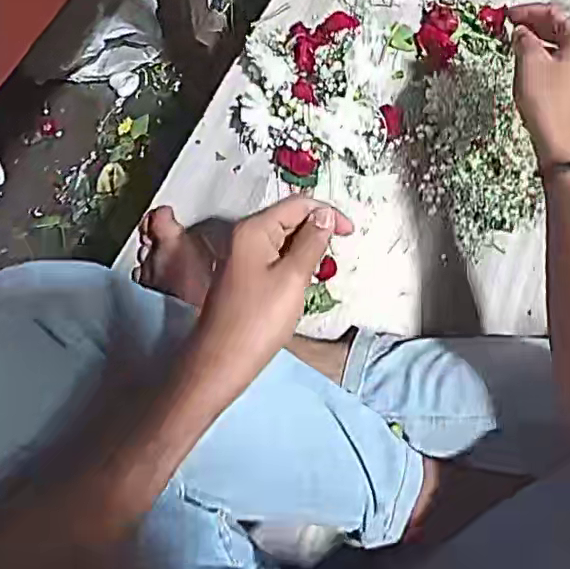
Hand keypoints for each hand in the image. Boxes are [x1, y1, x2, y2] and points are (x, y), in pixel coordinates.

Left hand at [190, 197, 355, 390]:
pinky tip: (303, 280)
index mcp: (254, 229)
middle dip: (317, 230)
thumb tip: (325, 215)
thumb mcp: (293, 277)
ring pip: (283, 238)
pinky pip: (274, 256)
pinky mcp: (243, 275)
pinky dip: (294, 262)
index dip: (327, 213)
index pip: (298, 204)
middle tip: (336, 253)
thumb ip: (312, 241)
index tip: (349, 232)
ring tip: (322, 269)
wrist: (220, 363)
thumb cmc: (258, 320)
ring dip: (307, 247)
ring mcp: (242, 256)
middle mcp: (244, 236)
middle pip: (289, 218)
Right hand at [506, 3, 569, 169]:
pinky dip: (542, 56)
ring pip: (558, 44)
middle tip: (510, 24)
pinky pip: (559, 60)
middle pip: (559, 27)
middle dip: (532, 24)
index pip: (555, 12)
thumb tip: (520, 32)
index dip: (528, 11)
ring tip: (514, 41)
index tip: (511, 13)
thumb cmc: (553, 107)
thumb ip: (523, 38)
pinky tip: (526, 60)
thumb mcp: (529, 62)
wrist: (561, 143)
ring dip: (535, 41)